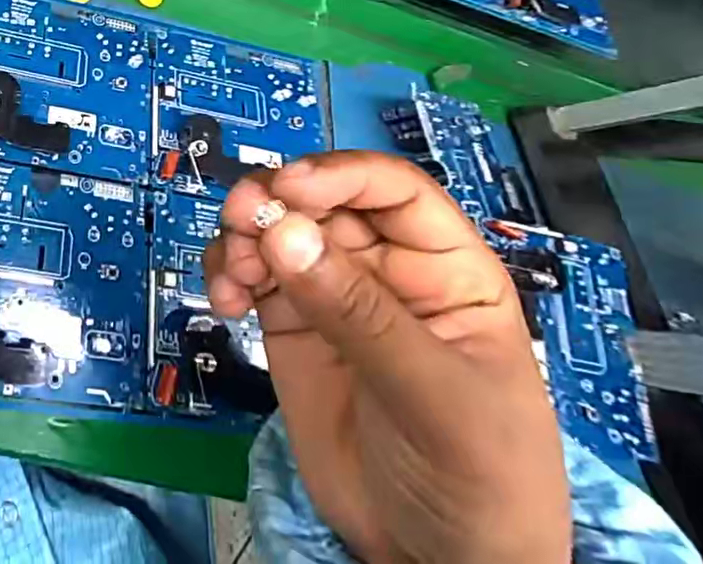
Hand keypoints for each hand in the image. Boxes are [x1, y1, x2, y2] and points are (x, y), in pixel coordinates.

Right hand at [204, 152, 569, 562]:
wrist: (432, 562)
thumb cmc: (477, 477)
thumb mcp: (435, 397)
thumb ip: (361, 317)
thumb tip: (284, 234)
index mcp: (442, 266)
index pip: (392, 190)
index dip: (340, 176)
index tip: (289, 188)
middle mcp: (380, 266)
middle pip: (318, 201)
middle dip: (274, 200)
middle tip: (240, 219)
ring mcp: (329, 292)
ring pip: (275, 230)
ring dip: (243, 234)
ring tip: (232, 274)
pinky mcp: (288, 322)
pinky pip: (250, 274)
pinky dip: (227, 272)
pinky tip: (225, 298)